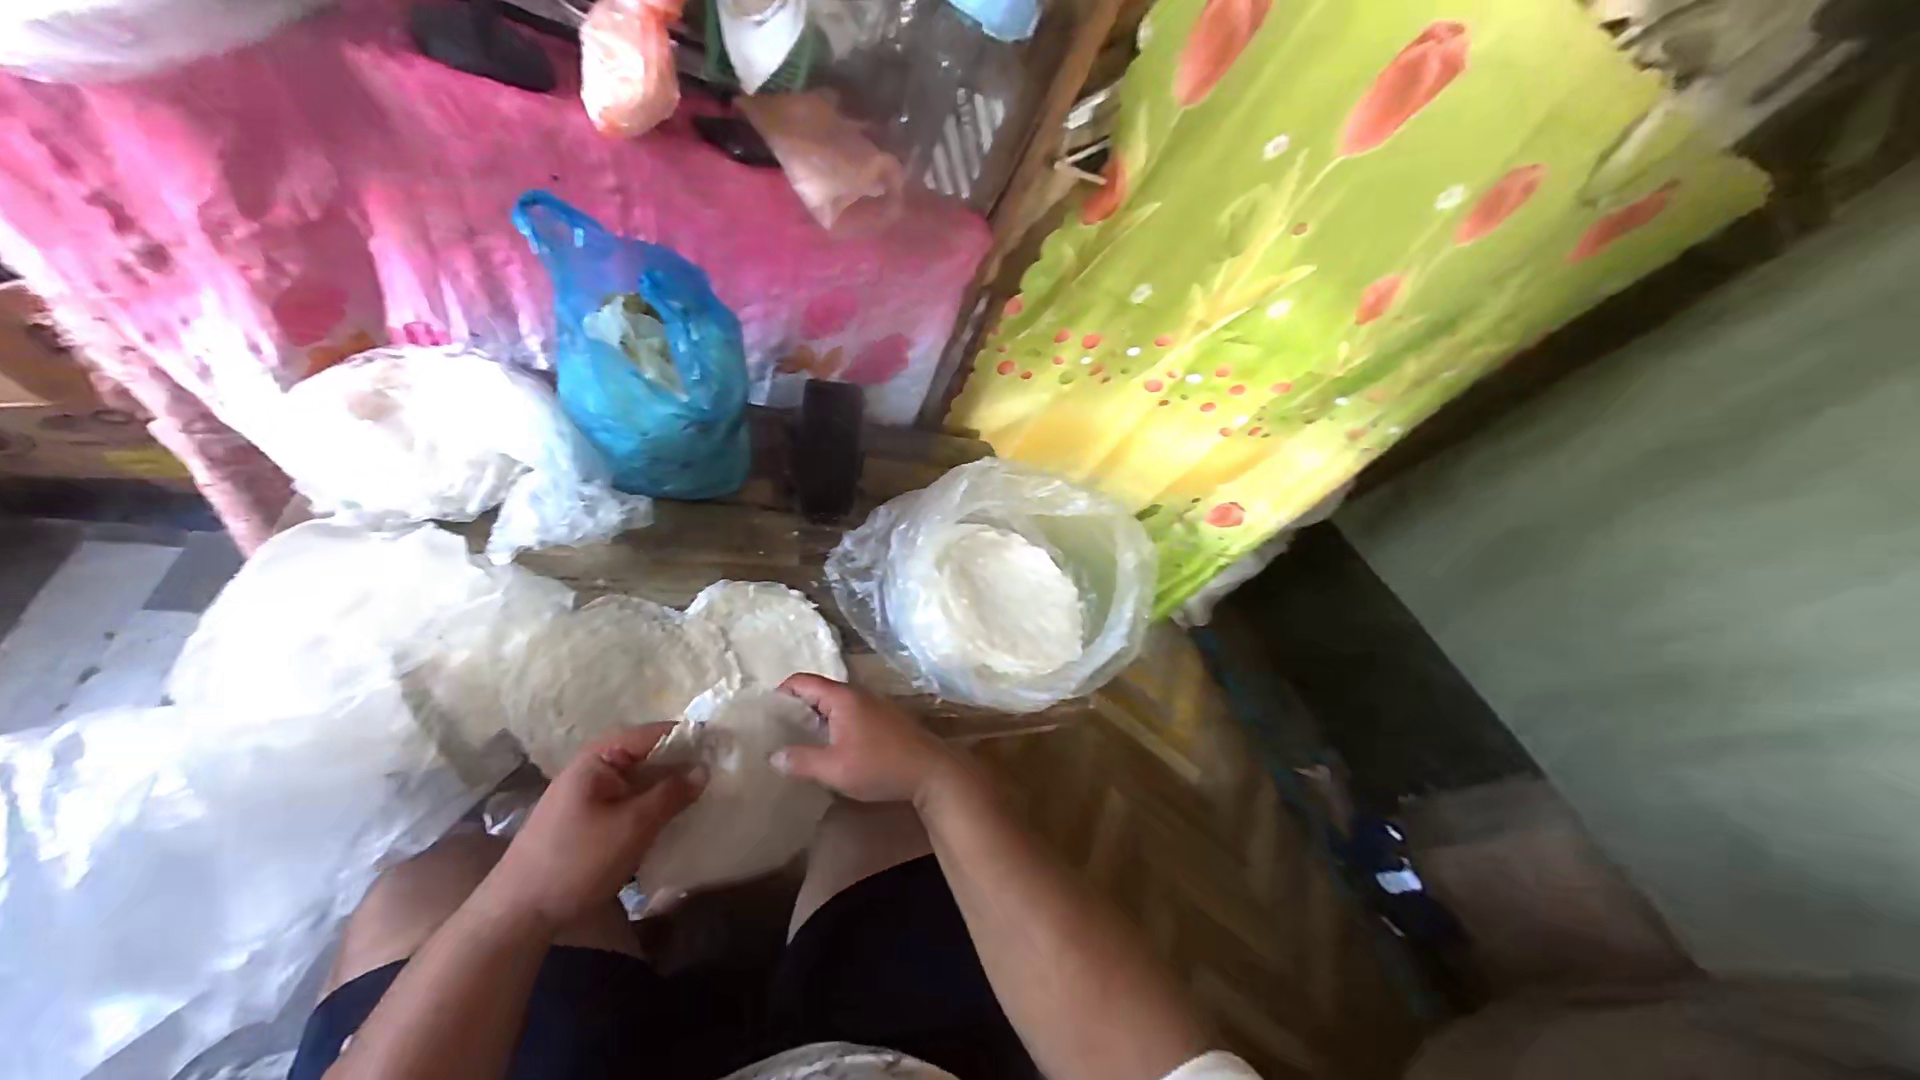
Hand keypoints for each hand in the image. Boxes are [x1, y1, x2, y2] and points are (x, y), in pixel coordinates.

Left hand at [480, 724, 704, 931]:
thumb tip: (704, 769)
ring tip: (707, 796)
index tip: (727, 749)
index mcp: (600, 756)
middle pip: (652, 754)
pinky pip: (634, 800)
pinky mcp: (592, 818)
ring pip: (644, 780)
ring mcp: (593, 793)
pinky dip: (656, 806)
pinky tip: (678, 820)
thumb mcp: (632, 826)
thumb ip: (671, 793)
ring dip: (672, 787)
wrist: (517, 916)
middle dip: (685, 764)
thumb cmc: (575, 861)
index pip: (657, 733)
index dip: (693, 738)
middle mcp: (596, 767)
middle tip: (723, 775)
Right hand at [772, 674, 957, 803]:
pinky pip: (850, 714)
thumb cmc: (881, 766)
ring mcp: (874, 705)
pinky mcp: (884, 720)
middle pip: (818, 691)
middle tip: (775, 730)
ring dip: (816, 718)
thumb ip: (801, 761)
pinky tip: (829, 747)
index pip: (803, 682)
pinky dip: (834, 724)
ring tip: (797, 741)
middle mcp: (858, 694)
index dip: (781, 693)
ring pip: (835, 704)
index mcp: (843, 697)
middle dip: (796, 708)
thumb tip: (774, 755)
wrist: (932, 772)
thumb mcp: (835, 768)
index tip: (764, 713)